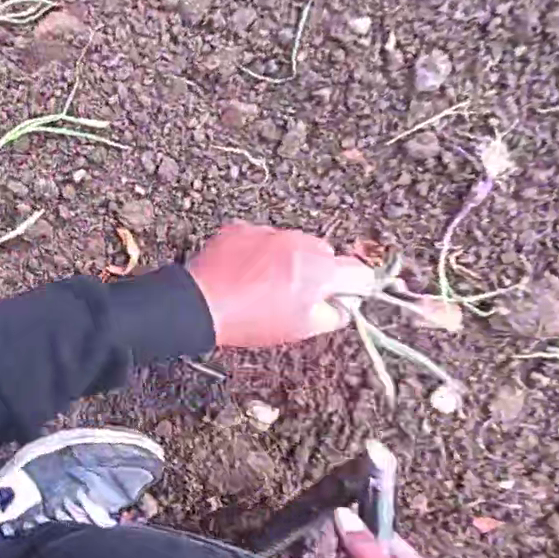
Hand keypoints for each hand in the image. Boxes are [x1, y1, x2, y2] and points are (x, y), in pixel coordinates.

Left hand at [184, 224, 376, 347]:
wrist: (201, 303)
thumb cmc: (249, 319)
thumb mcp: (300, 328)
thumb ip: (332, 314)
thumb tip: (342, 305)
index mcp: (319, 269)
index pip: (358, 271)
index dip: (353, 286)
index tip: (343, 294)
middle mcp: (297, 243)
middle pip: (323, 253)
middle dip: (316, 271)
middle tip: (295, 294)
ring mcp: (268, 232)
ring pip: (291, 243)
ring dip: (286, 259)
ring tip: (263, 285)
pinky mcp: (242, 229)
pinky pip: (260, 237)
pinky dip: (258, 251)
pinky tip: (245, 271)